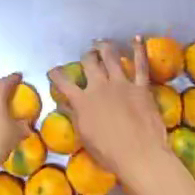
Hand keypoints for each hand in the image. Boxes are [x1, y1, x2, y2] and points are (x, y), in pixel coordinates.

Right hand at [50, 39, 179, 194]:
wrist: (139, 155)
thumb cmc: (109, 153)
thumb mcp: (85, 137)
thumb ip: (76, 116)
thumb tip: (67, 105)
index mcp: (82, 101)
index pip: (63, 83)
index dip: (56, 74)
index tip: (53, 71)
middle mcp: (100, 87)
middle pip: (89, 63)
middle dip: (86, 56)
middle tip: (87, 55)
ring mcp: (121, 84)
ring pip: (111, 57)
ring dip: (105, 47)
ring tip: (102, 42)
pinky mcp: (141, 87)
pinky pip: (140, 64)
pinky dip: (138, 50)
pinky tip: (136, 38)